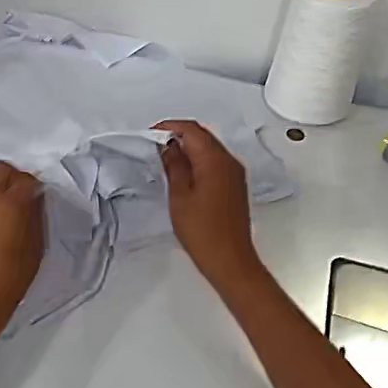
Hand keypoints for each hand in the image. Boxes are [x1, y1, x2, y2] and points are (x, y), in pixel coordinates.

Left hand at [0, 161, 44, 363]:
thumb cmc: (9, 280)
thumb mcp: (36, 249)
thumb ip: (35, 217)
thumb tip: (32, 200)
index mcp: (12, 204)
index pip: (27, 179)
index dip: (34, 187)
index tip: (36, 196)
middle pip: (0, 169)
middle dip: (12, 178)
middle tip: (17, 195)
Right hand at [155, 120, 263, 286]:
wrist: (230, 260)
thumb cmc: (202, 232)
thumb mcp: (179, 196)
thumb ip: (174, 165)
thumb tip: (168, 147)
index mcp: (215, 160)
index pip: (191, 130)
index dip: (169, 127)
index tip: (151, 134)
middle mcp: (229, 161)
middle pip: (203, 135)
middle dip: (179, 135)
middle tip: (156, 145)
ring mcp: (235, 173)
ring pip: (210, 147)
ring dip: (189, 147)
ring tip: (166, 158)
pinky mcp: (236, 185)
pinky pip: (216, 161)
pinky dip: (199, 159)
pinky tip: (184, 172)